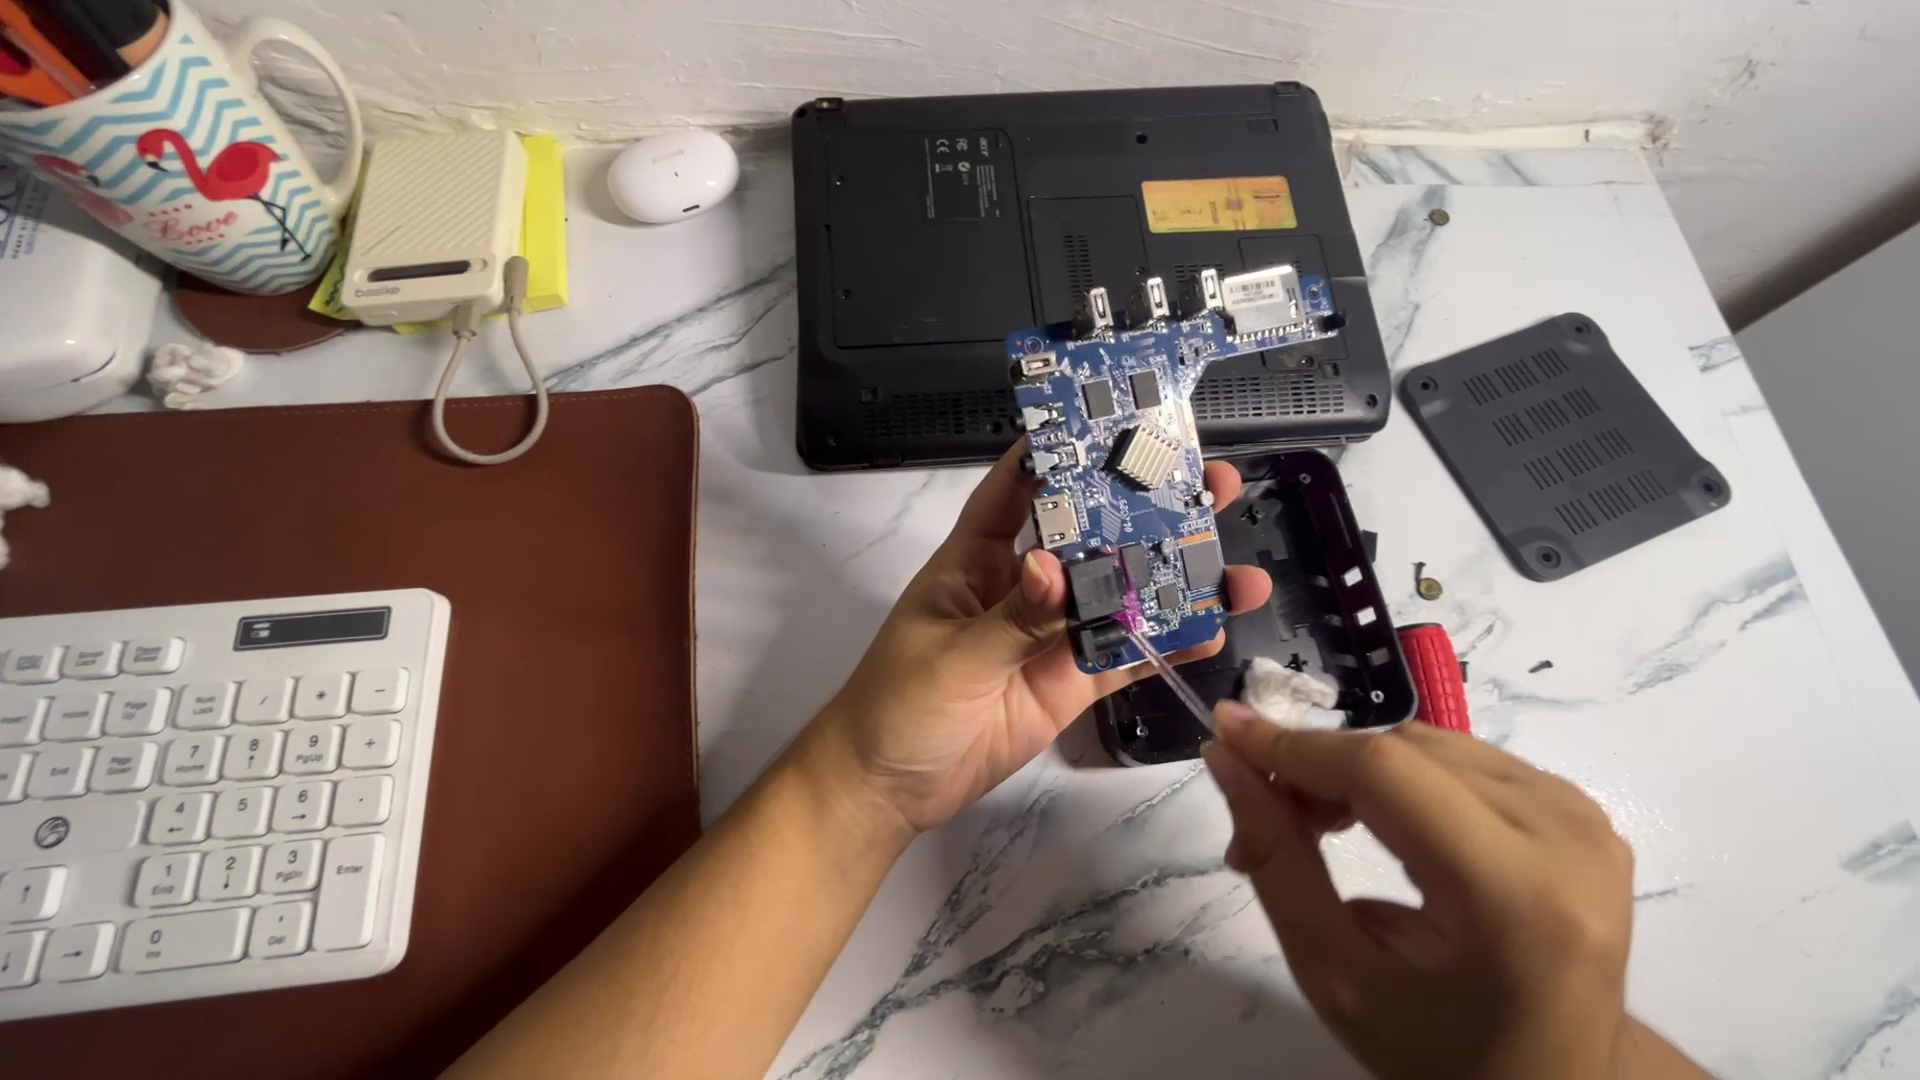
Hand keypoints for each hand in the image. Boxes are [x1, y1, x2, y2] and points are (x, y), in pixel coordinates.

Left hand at [808, 442, 1272, 834]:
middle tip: (1204, 486)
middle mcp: (1020, 587)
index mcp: (975, 560)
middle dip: (1141, 511)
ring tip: (1229, 562)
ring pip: (1117, 596)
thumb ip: (1013, 617)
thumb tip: (1055, 567)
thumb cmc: (897, 705)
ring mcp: (1049, 635)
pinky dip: (1164, 645)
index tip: (1106, 423)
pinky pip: (1122, 656)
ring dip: (1169, 578)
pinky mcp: (1069, 682)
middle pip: (1087, 537)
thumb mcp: (952, 655)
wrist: (892, 786)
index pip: (1014, 491)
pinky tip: (1211, 630)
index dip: (1053, 455)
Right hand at [1203, 706, 1709, 1079]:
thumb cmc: (1437, 1048)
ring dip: (1345, 770)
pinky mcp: (1574, 803)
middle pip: (1398, 751)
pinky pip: (1448, 753)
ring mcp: (1579, 813)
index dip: (1293, 745)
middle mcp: (1565, 835)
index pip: (1384, 775)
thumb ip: (1276, 857)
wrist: (1557, 1078)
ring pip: (1416, 742)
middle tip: (1262, 824)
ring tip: (1313, 828)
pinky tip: (1370, 818)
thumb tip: (1223, 757)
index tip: (1222, 732)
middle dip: (1311, 771)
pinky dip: (1387, 772)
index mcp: (1516, 896)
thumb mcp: (1333, 972)